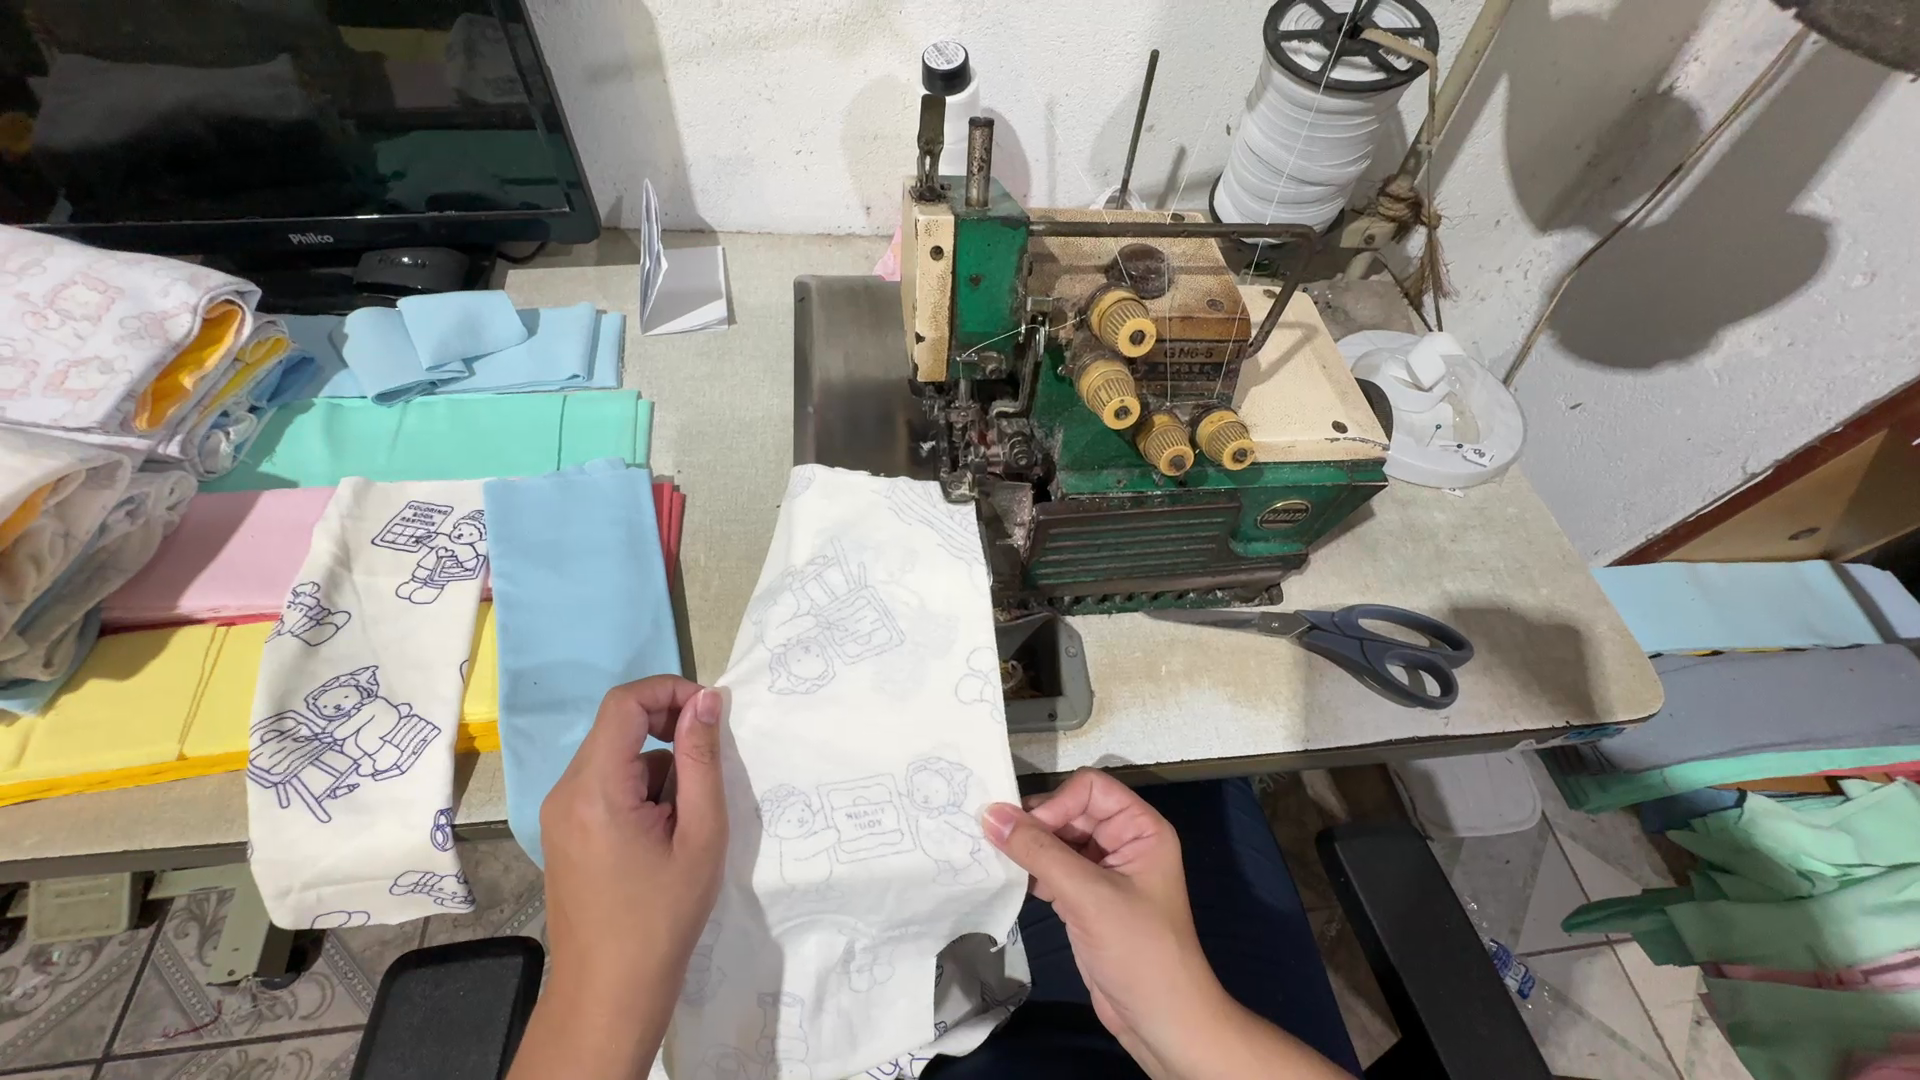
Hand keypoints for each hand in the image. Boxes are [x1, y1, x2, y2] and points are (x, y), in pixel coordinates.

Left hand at [512, 677, 727, 1079]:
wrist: (610, 991)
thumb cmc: (663, 914)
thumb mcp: (701, 832)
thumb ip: (702, 759)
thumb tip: (707, 699)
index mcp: (595, 788)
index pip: (625, 703)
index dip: (670, 690)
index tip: (711, 711)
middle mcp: (566, 790)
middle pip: (618, 725)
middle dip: (669, 726)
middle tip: (710, 757)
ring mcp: (560, 811)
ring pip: (616, 754)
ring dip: (659, 762)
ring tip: (689, 813)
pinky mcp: (564, 829)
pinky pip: (606, 781)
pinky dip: (641, 785)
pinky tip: (664, 829)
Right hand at [982, 770, 1349, 1079]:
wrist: (1161, 1024)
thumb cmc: (1139, 951)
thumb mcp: (1089, 896)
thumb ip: (1038, 851)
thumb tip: (990, 814)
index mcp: (1139, 828)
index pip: (1089, 788)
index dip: (1057, 803)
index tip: (1028, 832)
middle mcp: (1122, 841)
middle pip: (1069, 809)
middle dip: (1036, 824)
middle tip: (999, 842)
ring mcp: (1102, 870)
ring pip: (1056, 838)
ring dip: (1028, 847)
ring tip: (998, 859)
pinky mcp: (1085, 897)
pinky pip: (1051, 866)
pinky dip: (1030, 870)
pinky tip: (1012, 881)